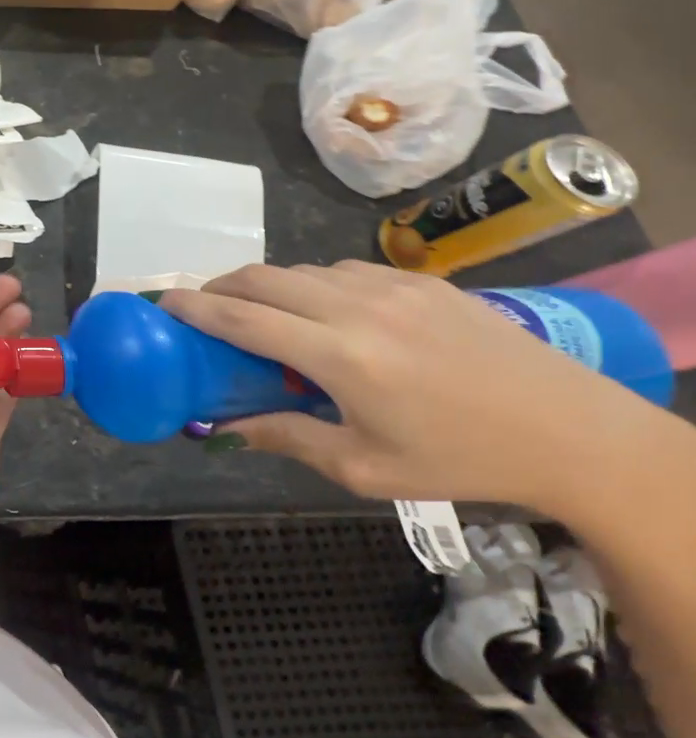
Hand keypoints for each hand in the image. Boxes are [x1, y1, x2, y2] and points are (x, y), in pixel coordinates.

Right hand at [160, 261, 651, 514]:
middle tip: (203, 309)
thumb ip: (287, 437)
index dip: (192, 307)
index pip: (241, 318)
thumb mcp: (365, 468)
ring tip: (266, 316)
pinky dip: (313, 284)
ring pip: (300, 268)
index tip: (161, 304)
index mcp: (341, 357)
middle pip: (260, 277)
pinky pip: (343, 270)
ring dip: (267, 286)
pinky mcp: (422, 281)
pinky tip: (327, 314)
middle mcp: (358, 308)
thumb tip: (224, 428)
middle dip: (219, 286)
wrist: (577, 434)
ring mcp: (393, 287)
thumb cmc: (462, 460)